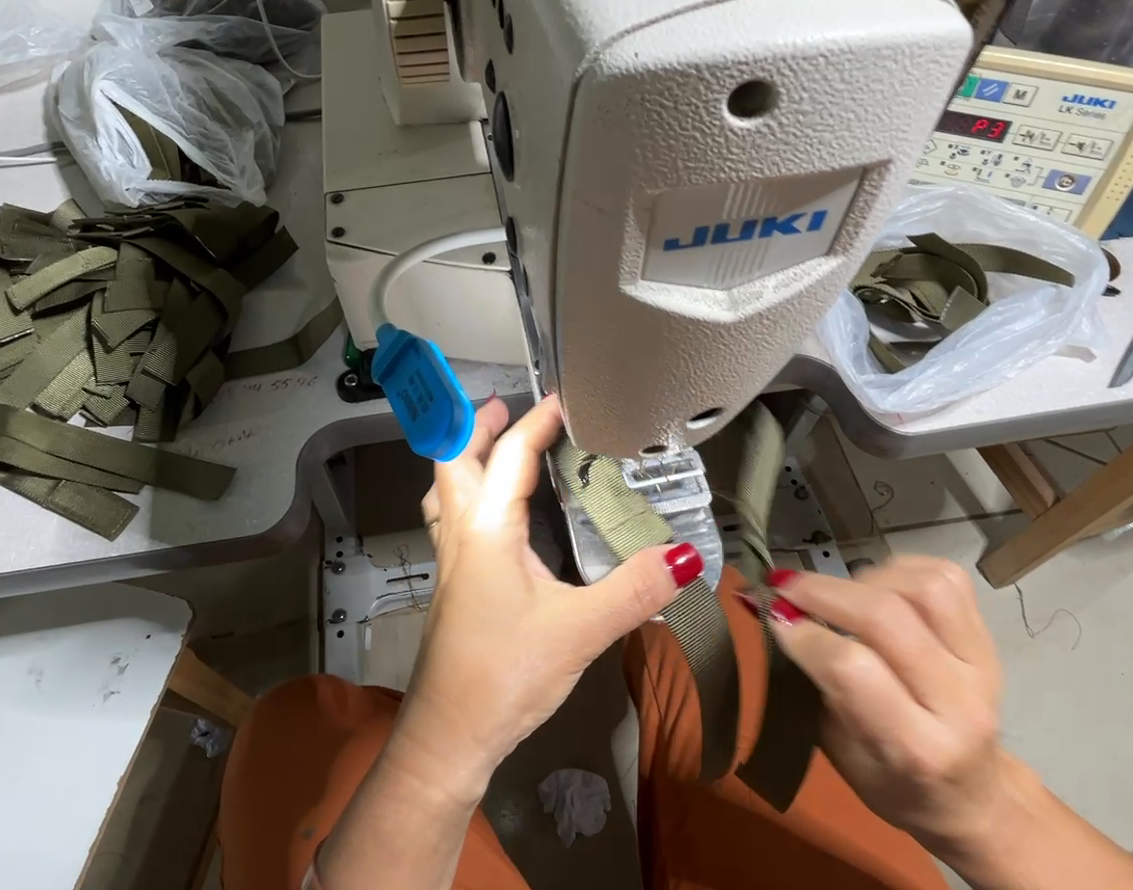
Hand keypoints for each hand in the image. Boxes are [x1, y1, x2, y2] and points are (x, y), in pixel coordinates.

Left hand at [394, 394, 702, 801]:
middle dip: (476, 425)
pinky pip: (450, 518)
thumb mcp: (580, 630)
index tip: (565, 398)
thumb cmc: (506, 673)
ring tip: (492, 442)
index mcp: (486, 528)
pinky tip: (491, 514)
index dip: (535, 420)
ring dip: (465, 457)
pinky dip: (466, 494)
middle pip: (454, 458)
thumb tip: (686, 554)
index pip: (509, 454)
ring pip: (445, 488)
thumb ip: (634, 589)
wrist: (450, 734)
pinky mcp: (452, 584)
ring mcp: (450, 559)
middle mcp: (460, 532)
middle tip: (507, 405)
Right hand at [765, 558, 1015, 856]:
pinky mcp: (989, 640)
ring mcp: (982, 667)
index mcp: (916, 749)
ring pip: (922, 589)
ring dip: (865, 579)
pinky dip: (901, 570)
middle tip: (785, 588)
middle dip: (822, 592)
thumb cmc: (889, 780)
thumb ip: (809, 681)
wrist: (970, 797)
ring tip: (838, 593)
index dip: (804, 635)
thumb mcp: (837, 749)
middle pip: (887, 618)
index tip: (772, 617)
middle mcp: (959, 705)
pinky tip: (876, 587)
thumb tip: (770, 611)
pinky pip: (946, 578)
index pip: (853, 669)